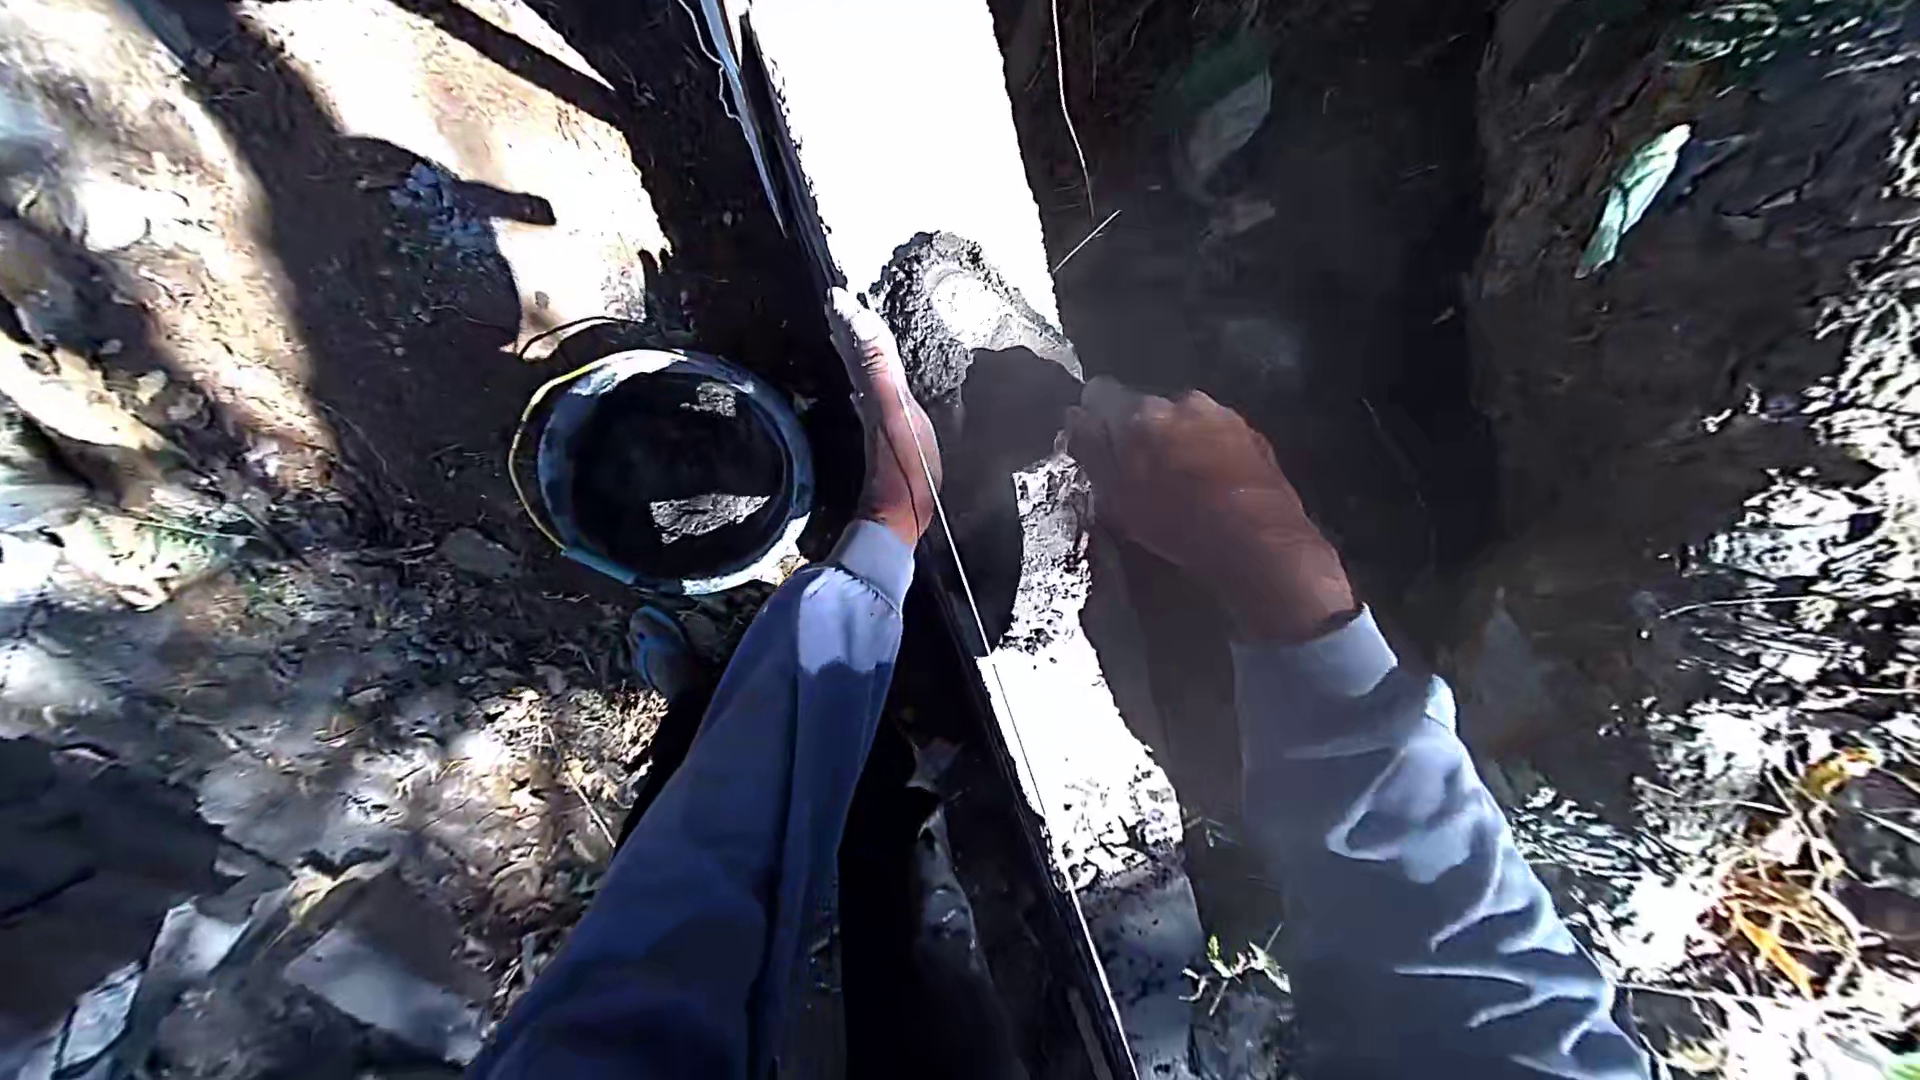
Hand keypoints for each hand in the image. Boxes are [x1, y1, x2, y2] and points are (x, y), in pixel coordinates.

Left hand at [826, 288, 942, 546]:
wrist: (901, 514)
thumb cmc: (905, 466)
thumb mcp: (896, 412)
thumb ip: (879, 367)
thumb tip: (858, 320)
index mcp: (871, 394)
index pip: (854, 350)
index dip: (848, 324)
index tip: (836, 296)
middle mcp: (869, 405)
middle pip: (853, 362)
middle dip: (848, 335)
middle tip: (840, 308)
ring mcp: (877, 425)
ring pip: (862, 380)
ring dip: (857, 356)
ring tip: (854, 336)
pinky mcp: (888, 442)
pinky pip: (874, 401)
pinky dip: (869, 385)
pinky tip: (868, 390)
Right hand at [1067, 376, 1354, 641]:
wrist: (1258, 541)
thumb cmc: (1176, 522)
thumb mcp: (1116, 497)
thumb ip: (1090, 451)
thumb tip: (1075, 418)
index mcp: (1142, 412)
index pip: (1100, 394)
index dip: (1092, 419)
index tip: (1094, 444)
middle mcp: (1183, 401)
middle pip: (1145, 410)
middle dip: (1138, 435)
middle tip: (1138, 476)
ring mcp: (1223, 414)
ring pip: (1182, 422)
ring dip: (1174, 442)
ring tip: (1176, 485)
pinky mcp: (1254, 435)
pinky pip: (1214, 436)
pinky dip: (1205, 453)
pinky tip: (1207, 486)